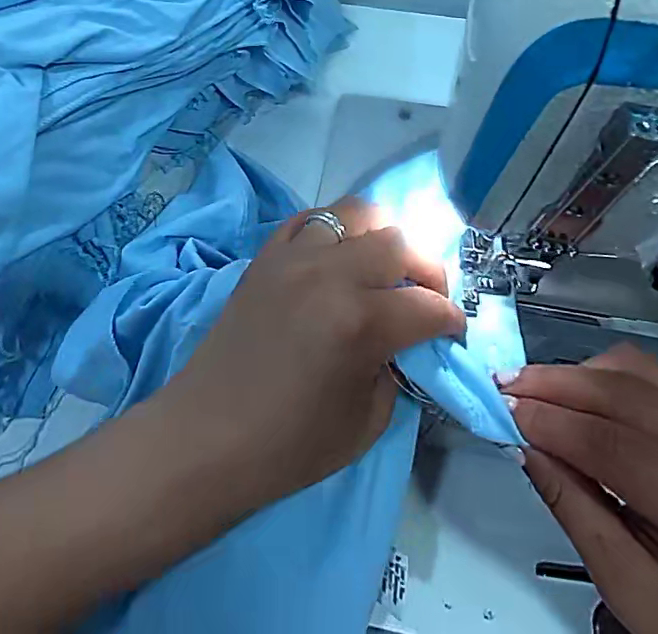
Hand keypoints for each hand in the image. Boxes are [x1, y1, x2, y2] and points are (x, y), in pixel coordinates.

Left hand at [155, 196, 466, 510]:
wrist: (206, 438)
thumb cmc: (288, 445)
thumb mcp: (367, 422)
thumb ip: (397, 368)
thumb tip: (407, 340)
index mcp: (360, 322)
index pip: (428, 306)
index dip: (450, 321)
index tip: (451, 332)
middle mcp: (330, 275)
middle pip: (400, 243)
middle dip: (426, 270)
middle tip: (423, 298)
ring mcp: (294, 258)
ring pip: (356, 211)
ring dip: (381, 236)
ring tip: (381, 267)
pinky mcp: (266, 257)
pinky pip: (309, 219)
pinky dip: (332, 230)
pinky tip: (336, 257)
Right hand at [504, 345, 657, 633]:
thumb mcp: (634, 593)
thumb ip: (575, 509)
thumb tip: (525, 441)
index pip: (624, 450)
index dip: (556, 423)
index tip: (505, 409)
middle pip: (636, 397)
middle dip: (561, 384)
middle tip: (508, 384)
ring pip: (648, 373)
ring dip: (584, 375)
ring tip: (538, 388)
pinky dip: (614, 381)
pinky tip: (583, 397)